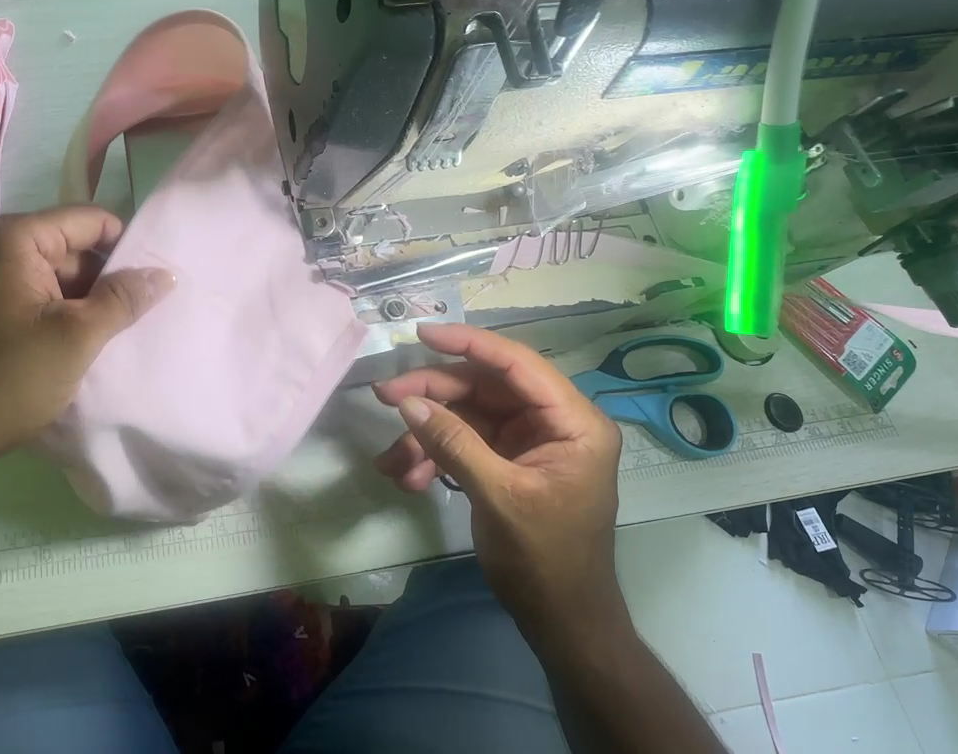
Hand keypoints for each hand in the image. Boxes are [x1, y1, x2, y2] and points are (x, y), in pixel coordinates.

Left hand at [0, 206, 173, 479]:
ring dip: (83, 306)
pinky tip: (75, 350)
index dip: (126, 250)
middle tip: (136, 322)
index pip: (90, 221)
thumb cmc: (2, 383)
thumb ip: (122, 300)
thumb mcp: (74, 339)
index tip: (152, 288)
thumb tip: (165, 273)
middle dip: (105, 283)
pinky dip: (58, 318)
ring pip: (56, 278)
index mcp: (13, 237)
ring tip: (110, 341)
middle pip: (74, 248)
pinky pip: (33, 297)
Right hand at [373, 324, 625, 636]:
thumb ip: (454, 443)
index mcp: (573, 422)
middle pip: (484, 388)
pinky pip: (463, 443)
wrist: (561, 622)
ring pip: (467, 415)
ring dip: (426, 434)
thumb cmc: (546, 560)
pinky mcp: (507, 462)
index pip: (517, 364)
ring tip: (391, 461)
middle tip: (385, 397)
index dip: (468, 344)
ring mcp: (528, 442)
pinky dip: (434, 455)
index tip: (422, 334)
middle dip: (433, 395)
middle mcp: (552, 422)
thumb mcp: (499, 497)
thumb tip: (408, 402)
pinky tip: (408, 477)